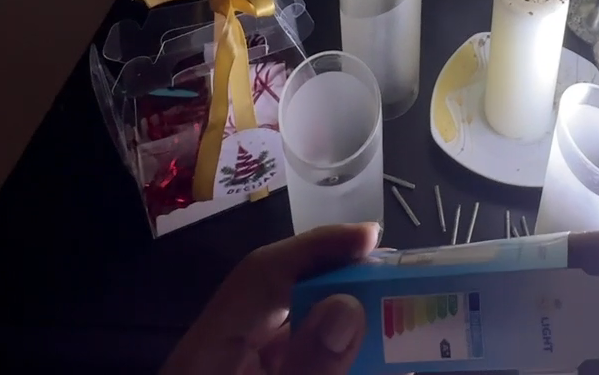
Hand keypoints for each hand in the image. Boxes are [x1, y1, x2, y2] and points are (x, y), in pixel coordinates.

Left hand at [160, 223, 379, 374]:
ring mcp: (229, 366)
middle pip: (281, 295)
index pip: (262, 272)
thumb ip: (306, 367)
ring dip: (338, 320)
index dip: (318, 246)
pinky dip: (325, 355)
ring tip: (388, 317)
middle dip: (340, 281)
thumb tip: (348, 305)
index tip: (370, 237)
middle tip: (393, 278)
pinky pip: (285, 358)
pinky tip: (364, 357)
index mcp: (205, 351)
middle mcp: (216, 352)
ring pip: (289, 328)